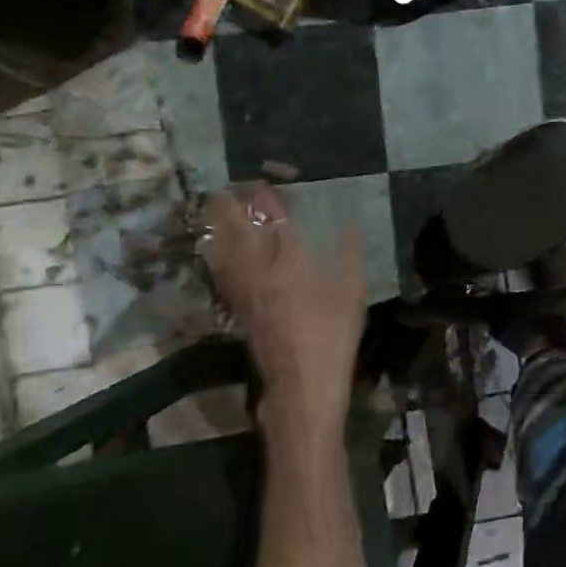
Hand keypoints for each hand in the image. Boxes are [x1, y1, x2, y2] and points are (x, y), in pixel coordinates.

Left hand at [204, 184, 366, 449]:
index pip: (275, 223)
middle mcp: (261, 272)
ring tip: (213, 213)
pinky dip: (218, 257)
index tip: (262, 184)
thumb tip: (351, 227)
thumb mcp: (352, 293)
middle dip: (230, 209)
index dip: (267, 202)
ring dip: (218, 230)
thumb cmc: (333, 335)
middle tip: (222, 190)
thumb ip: (350, 256)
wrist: (302, 382)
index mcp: (291, 264)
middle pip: (239, 234)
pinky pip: (223, 275)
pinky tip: (216, 253)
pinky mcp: (240, 310)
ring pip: (225, 253)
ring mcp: (246, 292)